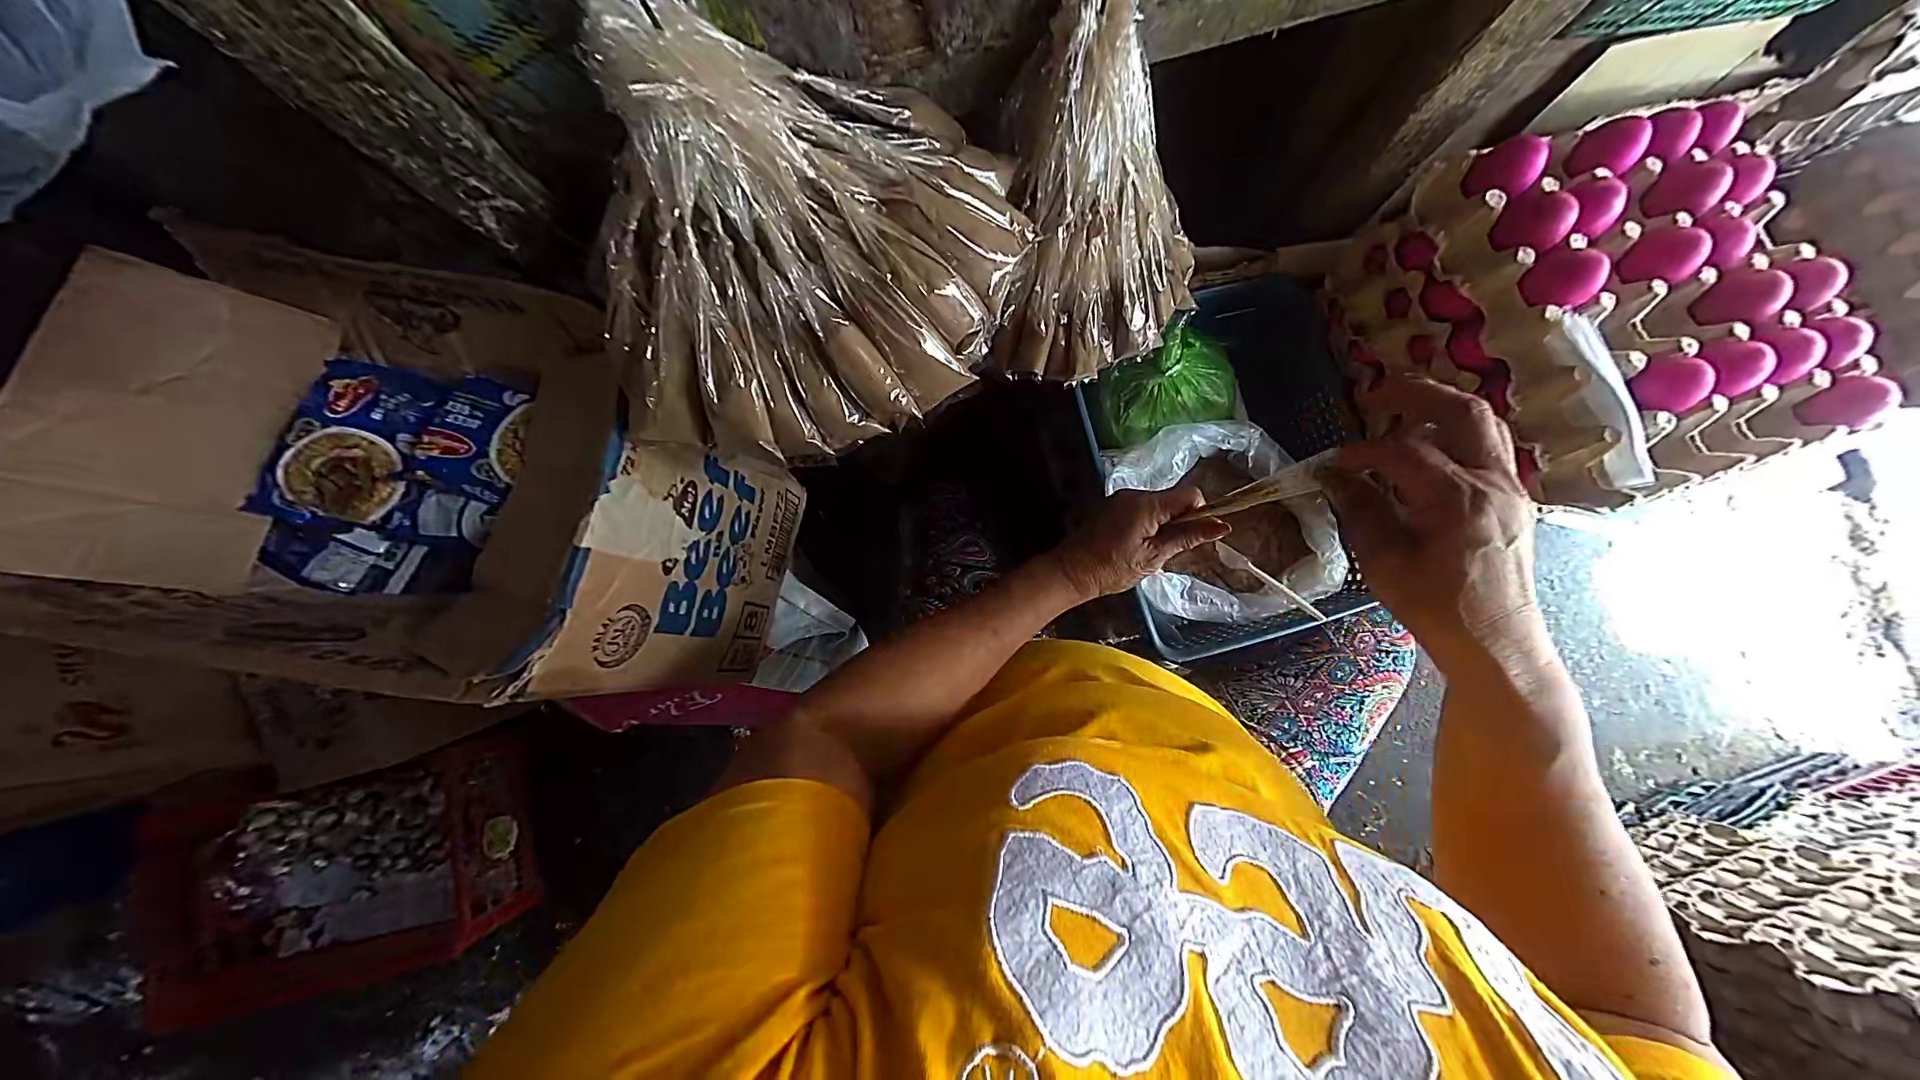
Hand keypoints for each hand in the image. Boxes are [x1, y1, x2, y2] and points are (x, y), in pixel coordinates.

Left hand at [1041, 487, 1230, 601]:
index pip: (1190, 494)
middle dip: (1180, 522)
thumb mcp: (1153, 556)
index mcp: (1148, 504)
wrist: (1070, 572)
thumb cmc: (1111, 568)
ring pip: (1157, 506)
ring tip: (1150, 552)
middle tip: (1171, 551)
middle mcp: (1134, 494)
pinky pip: (1140, 510)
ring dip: (1162, 525)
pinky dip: (1146, 525)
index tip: (1196, 538)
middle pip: (1173, 500)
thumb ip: (1186, 538)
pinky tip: (1135, 547)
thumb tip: (1221, 525)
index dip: (1201, 513)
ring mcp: (1120, 500)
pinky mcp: (1110, 508)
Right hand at [1319, 377, 1552, 674]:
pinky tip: (1427, 452)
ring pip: (1484, 425)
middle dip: (1416, 394)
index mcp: (1457, 499)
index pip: (1403, 451)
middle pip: (1463, 412)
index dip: (1361, 451)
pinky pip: (1488, 449)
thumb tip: (1333, 475)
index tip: (1332, 461)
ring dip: (1441, 411)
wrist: (1495, 641)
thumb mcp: (1383, 562)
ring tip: (1401, 414)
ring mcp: (1510, 489)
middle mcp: (1493, 482)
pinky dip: (1455, 437)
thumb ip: (1360, 510)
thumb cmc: (1434, 607)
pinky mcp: (1513, 500)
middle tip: (1375, 395)